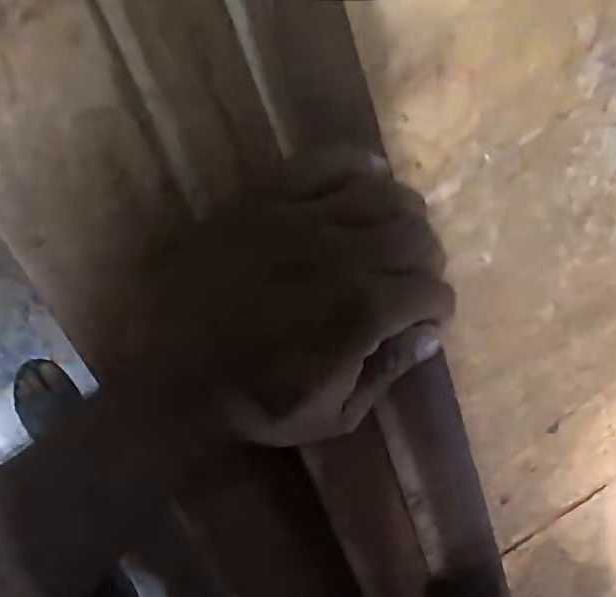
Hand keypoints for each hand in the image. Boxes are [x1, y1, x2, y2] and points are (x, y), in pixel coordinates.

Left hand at [109, 148, 454, 445]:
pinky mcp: (266, 199)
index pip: (431, 292)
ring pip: (383, 193)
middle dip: (428, 261)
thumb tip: (429, 338)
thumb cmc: (260, 406)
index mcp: (361, 314)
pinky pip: (327, 162)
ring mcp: (302, 220)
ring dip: (404, 215)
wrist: (177, 378)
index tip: (430, 320)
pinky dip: (358, 168)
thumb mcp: (334, 415)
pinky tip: (367, 184)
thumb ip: (385, 372)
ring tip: (394, 238)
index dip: (439, 308)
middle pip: (416, 234)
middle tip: (414, 281)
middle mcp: (342, 256)